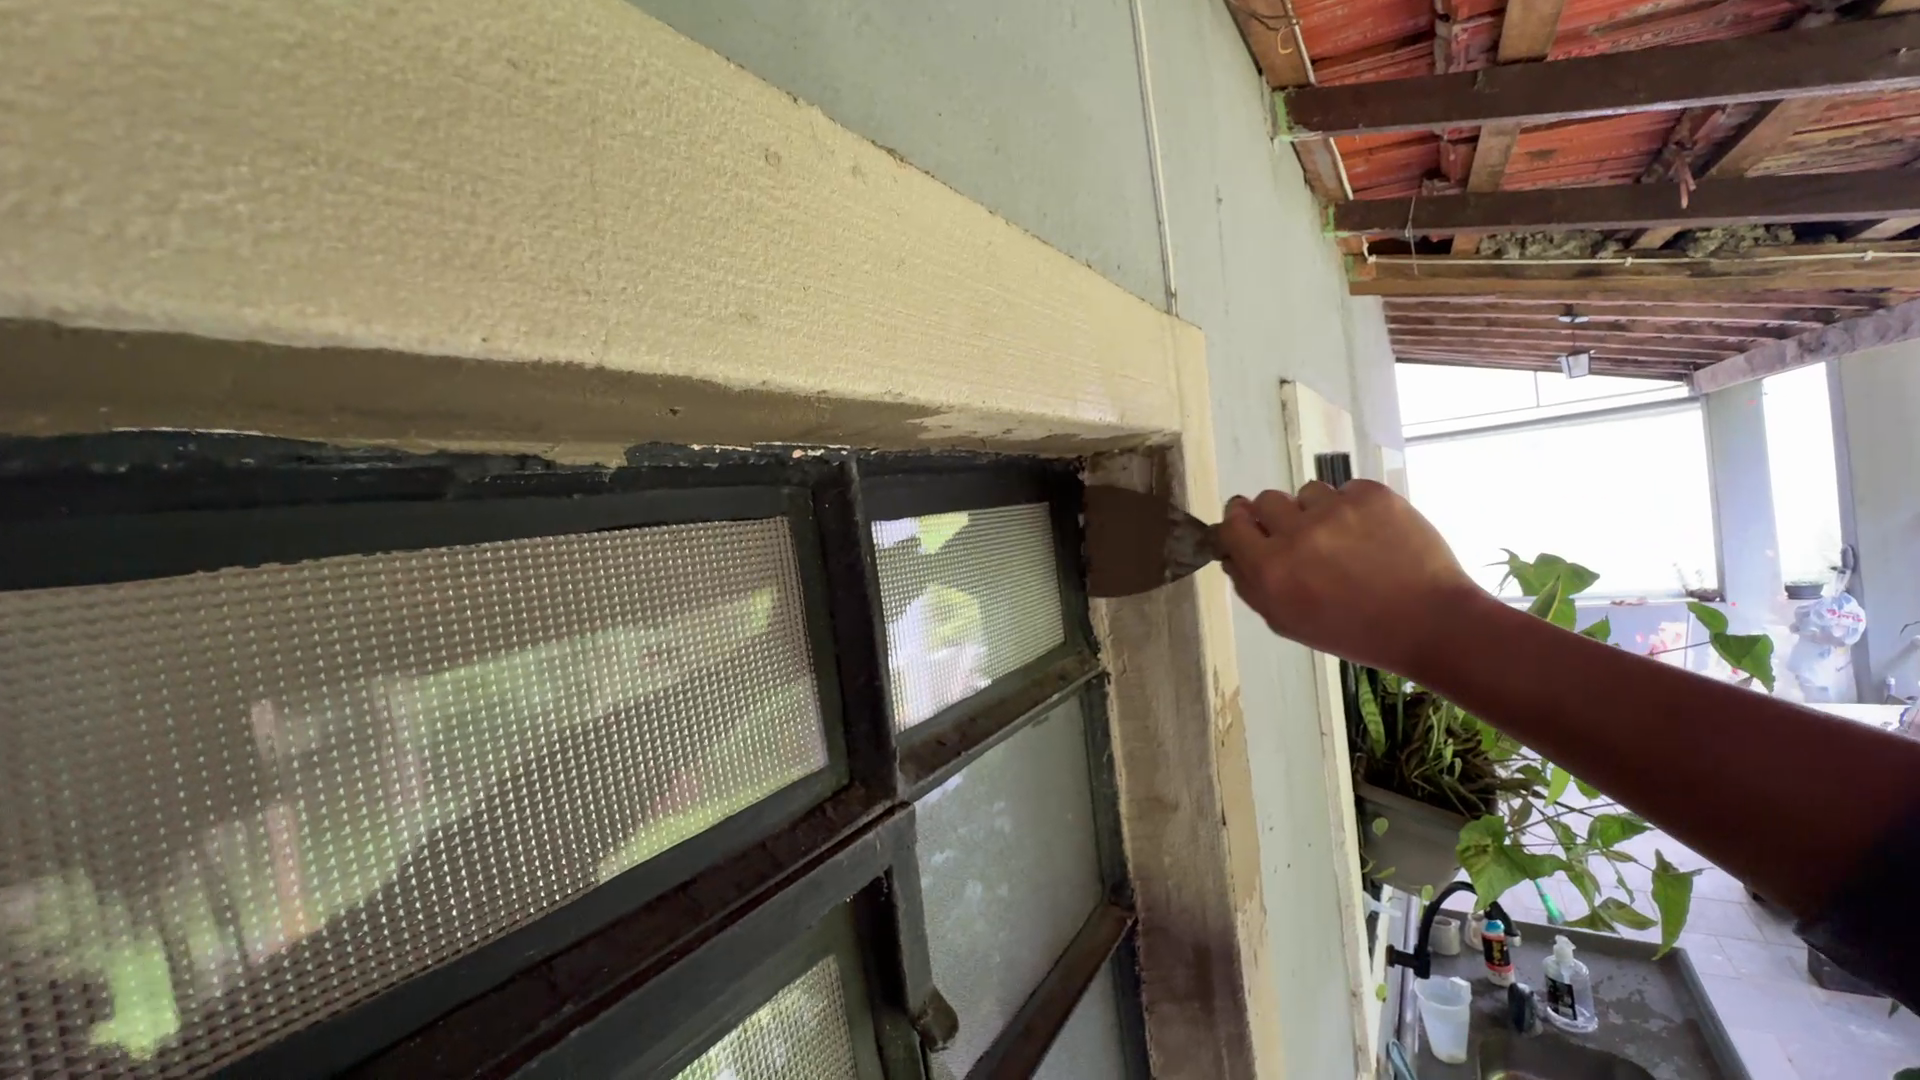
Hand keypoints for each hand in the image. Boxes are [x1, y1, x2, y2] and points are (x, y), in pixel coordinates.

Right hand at [1217, 479, 1493, 675]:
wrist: (1430, 622)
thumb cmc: (1352, 631)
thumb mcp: (1287, 622)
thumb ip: (1252, 586)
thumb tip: (1233, 554)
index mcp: (1271, 569)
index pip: (1232, 525)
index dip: (1238, 523)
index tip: (1248, 526)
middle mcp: (1297, 534)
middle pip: (1265, 500)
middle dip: (1276, 516)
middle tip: (1300, 536)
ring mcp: (1336, 509)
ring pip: (1306, 492)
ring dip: (1316, 510)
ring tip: (1343, 538)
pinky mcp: (1372, 495)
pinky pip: (1345, 488)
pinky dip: (1352, 507)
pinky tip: (1370, 533)